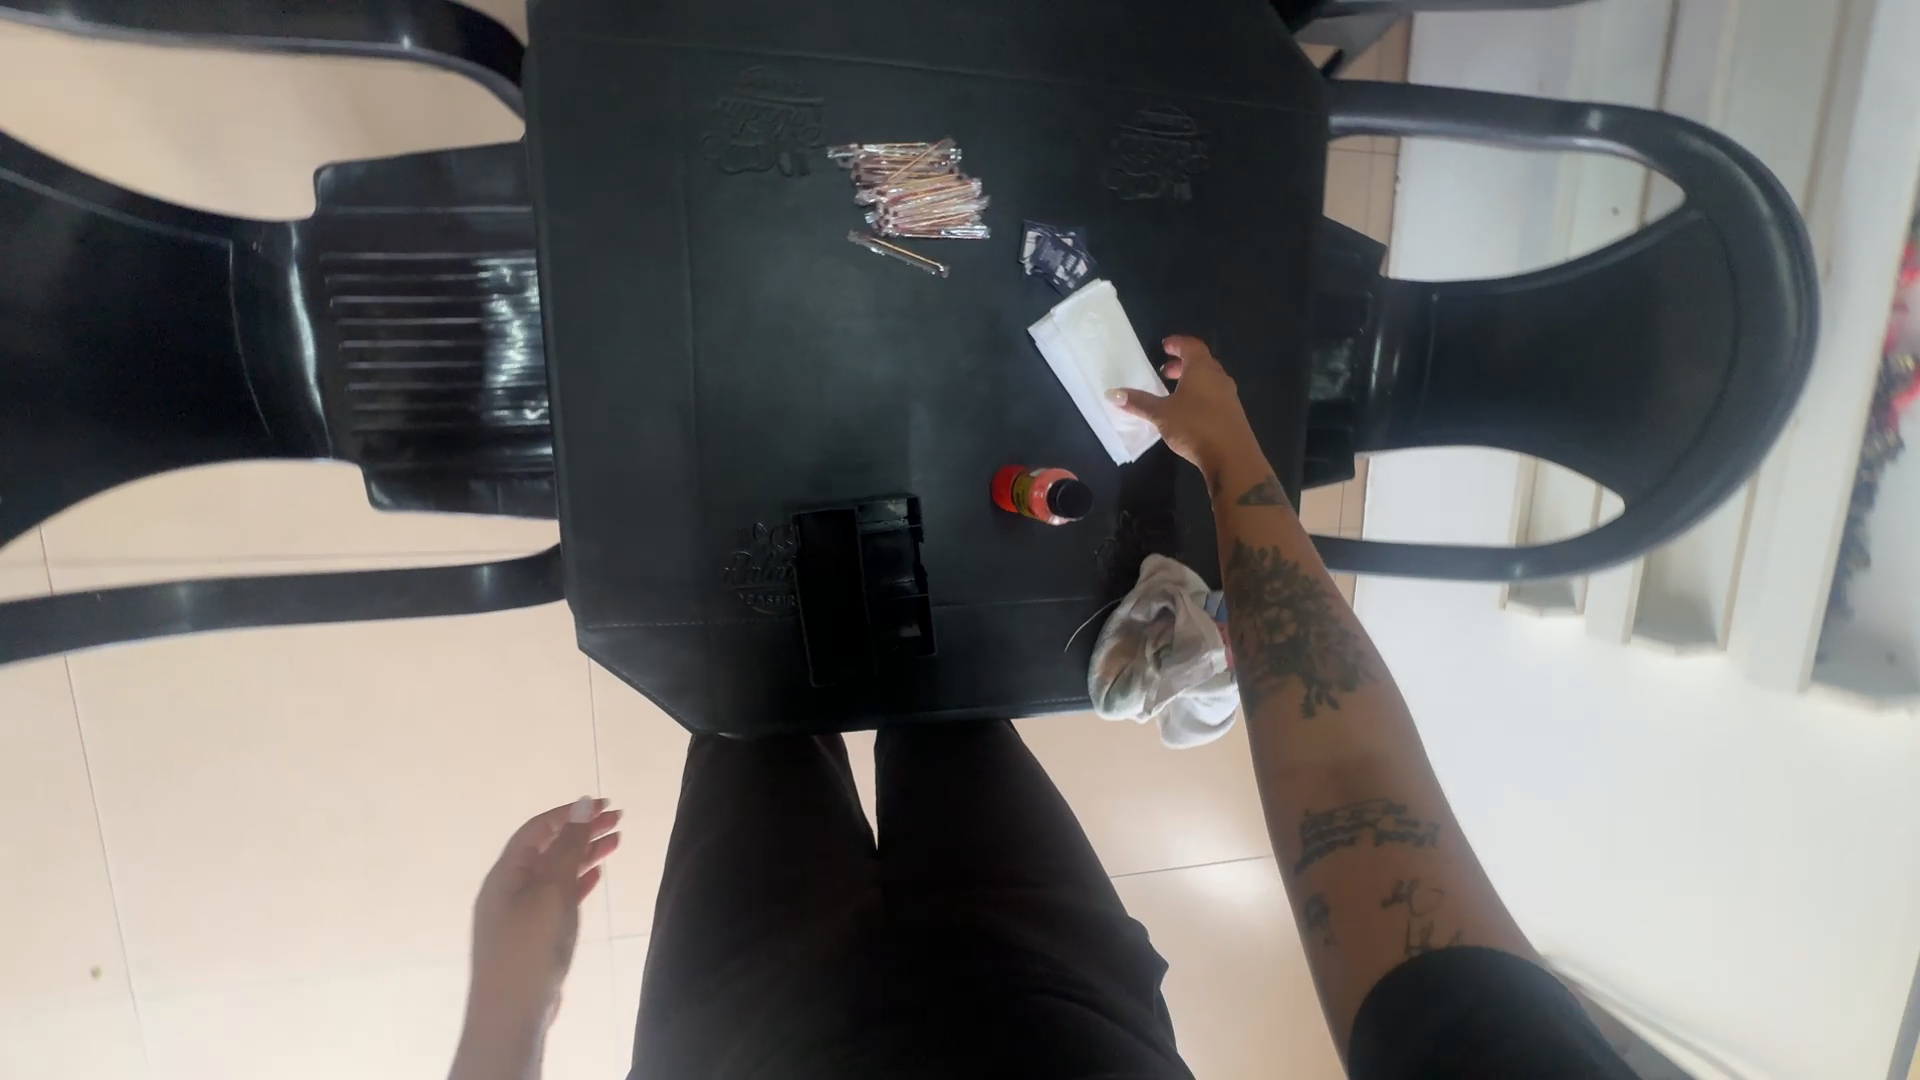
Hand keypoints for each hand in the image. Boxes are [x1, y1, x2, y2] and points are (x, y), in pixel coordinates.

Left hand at [468, 797, 621, 1021]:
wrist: (511, 1016)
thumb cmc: (531, 946)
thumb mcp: (553, 889)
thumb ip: (569, 846)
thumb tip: (583, 804)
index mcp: (506, 873)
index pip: (538, 828)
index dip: (571, 812)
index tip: (606, 805)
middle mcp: (509, 888)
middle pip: (549, 847)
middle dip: (583, 830)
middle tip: (619, 820)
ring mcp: (520, 912)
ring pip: (556, 870)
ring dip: (585, 853)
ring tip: (617, 842)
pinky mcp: (532, 934)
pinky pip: (558, 894)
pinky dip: (578, 879)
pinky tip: (598, 875)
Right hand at [1108, 336, 1256, 472]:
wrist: (1231, 456)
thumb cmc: (1195, 425)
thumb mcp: (1161, 413)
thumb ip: (1138, 402)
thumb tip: (1112, 393)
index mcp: (1202, 369)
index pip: (1191, 346)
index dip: (1177, 344)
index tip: (1164, 346)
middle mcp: (1218, 378)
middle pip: (1201, 363)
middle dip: (1182, 364)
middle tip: (1164, 371)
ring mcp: (1228, 396)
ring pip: (1208, 380)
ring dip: (1190, 381)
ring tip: (1172, 392)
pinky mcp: (1231, 414)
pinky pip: (1213, 396)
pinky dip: (1198, 396)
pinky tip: (1186, 412)